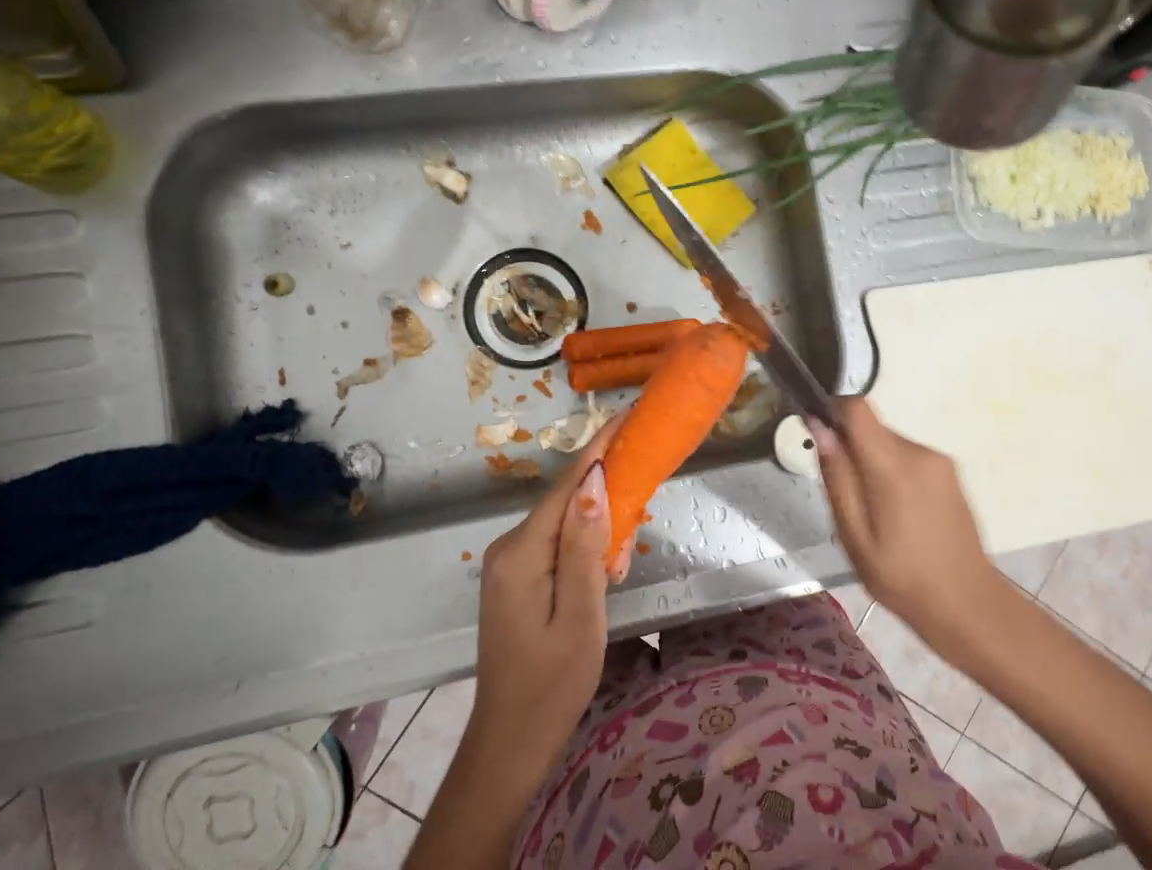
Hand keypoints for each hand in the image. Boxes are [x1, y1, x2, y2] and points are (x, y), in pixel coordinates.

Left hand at [468, 420, 618, 779]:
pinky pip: (556, 544)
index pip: (568, 486)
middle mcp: (509, 548)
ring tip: (626, 550)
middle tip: (643, 490)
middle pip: (565, 500)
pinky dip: (585, 543)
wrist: (511, 738)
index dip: (599, 447)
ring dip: (598, 524)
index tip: (628, 413)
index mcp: (522, 553)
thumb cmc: (553, 683)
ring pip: (563, 522)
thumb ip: (585, 547)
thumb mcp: (580, 616)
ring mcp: (509, 564)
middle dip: (606, 490)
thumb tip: (595, 481)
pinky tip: (605, 566)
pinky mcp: (517, 579)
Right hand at [811, 397, 1009, 656]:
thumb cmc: (902, 578)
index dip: (831, 411)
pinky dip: (892, 474)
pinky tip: (896, 516)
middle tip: (846, 502)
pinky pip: (908, 458)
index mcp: (894, 467)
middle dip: (850, 452)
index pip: (857, 408)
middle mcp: (921, 452)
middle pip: (871, 429)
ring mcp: (941, 462)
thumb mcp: (854, 536)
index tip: (817, 436)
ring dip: (871, 466)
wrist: (967, 603)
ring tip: (873, 516)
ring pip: (888, 444)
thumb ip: (837, 478)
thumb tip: (819, 427)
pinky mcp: (950, 473)